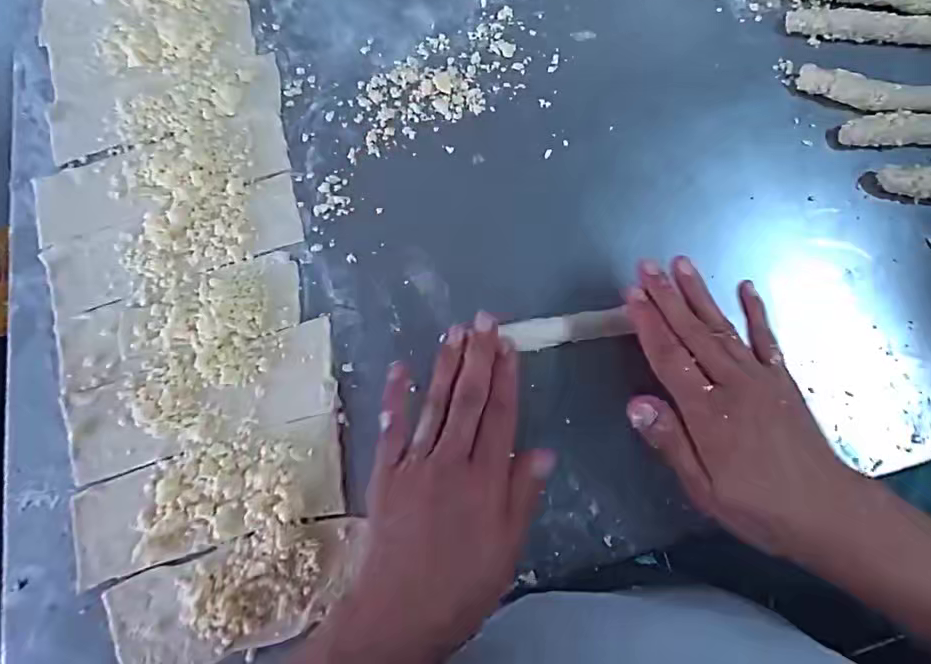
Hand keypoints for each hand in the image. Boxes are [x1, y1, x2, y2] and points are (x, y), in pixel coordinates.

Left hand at [297, 314, 554, 663]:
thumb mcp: (507, 549)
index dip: (506, 377)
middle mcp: (451, 460)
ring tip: (455, 332)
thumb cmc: (461, 585)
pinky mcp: (386, 470)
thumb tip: (544, 450)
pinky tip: (401, 367)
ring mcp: (415, 462)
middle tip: (484, 320)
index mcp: (485, 479)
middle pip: (469, 399)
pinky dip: (396, 395)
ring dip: (446, 365)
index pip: (500, 415)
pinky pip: (392, 425)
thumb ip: (522, 495)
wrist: (398, 611)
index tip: (508, 344)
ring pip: (435, 403)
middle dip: (478, 356)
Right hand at [622, 257, 878, 561]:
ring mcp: (760, 377)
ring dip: (699, 293)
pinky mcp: (782, 379)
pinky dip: (755, 311)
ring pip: (722, 327)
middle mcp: (732, 384)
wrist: (833, 515)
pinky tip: (745, 287)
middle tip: (646, 265)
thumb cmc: (761, 508)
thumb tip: (635, 403)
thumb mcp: (706, 490)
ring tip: (681, 263)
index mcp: (709, 411)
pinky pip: (766, 339)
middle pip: (692, 332)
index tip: (630, 294)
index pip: (669, 357)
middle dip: (666, 296)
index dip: (648, 323)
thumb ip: (671, 442)